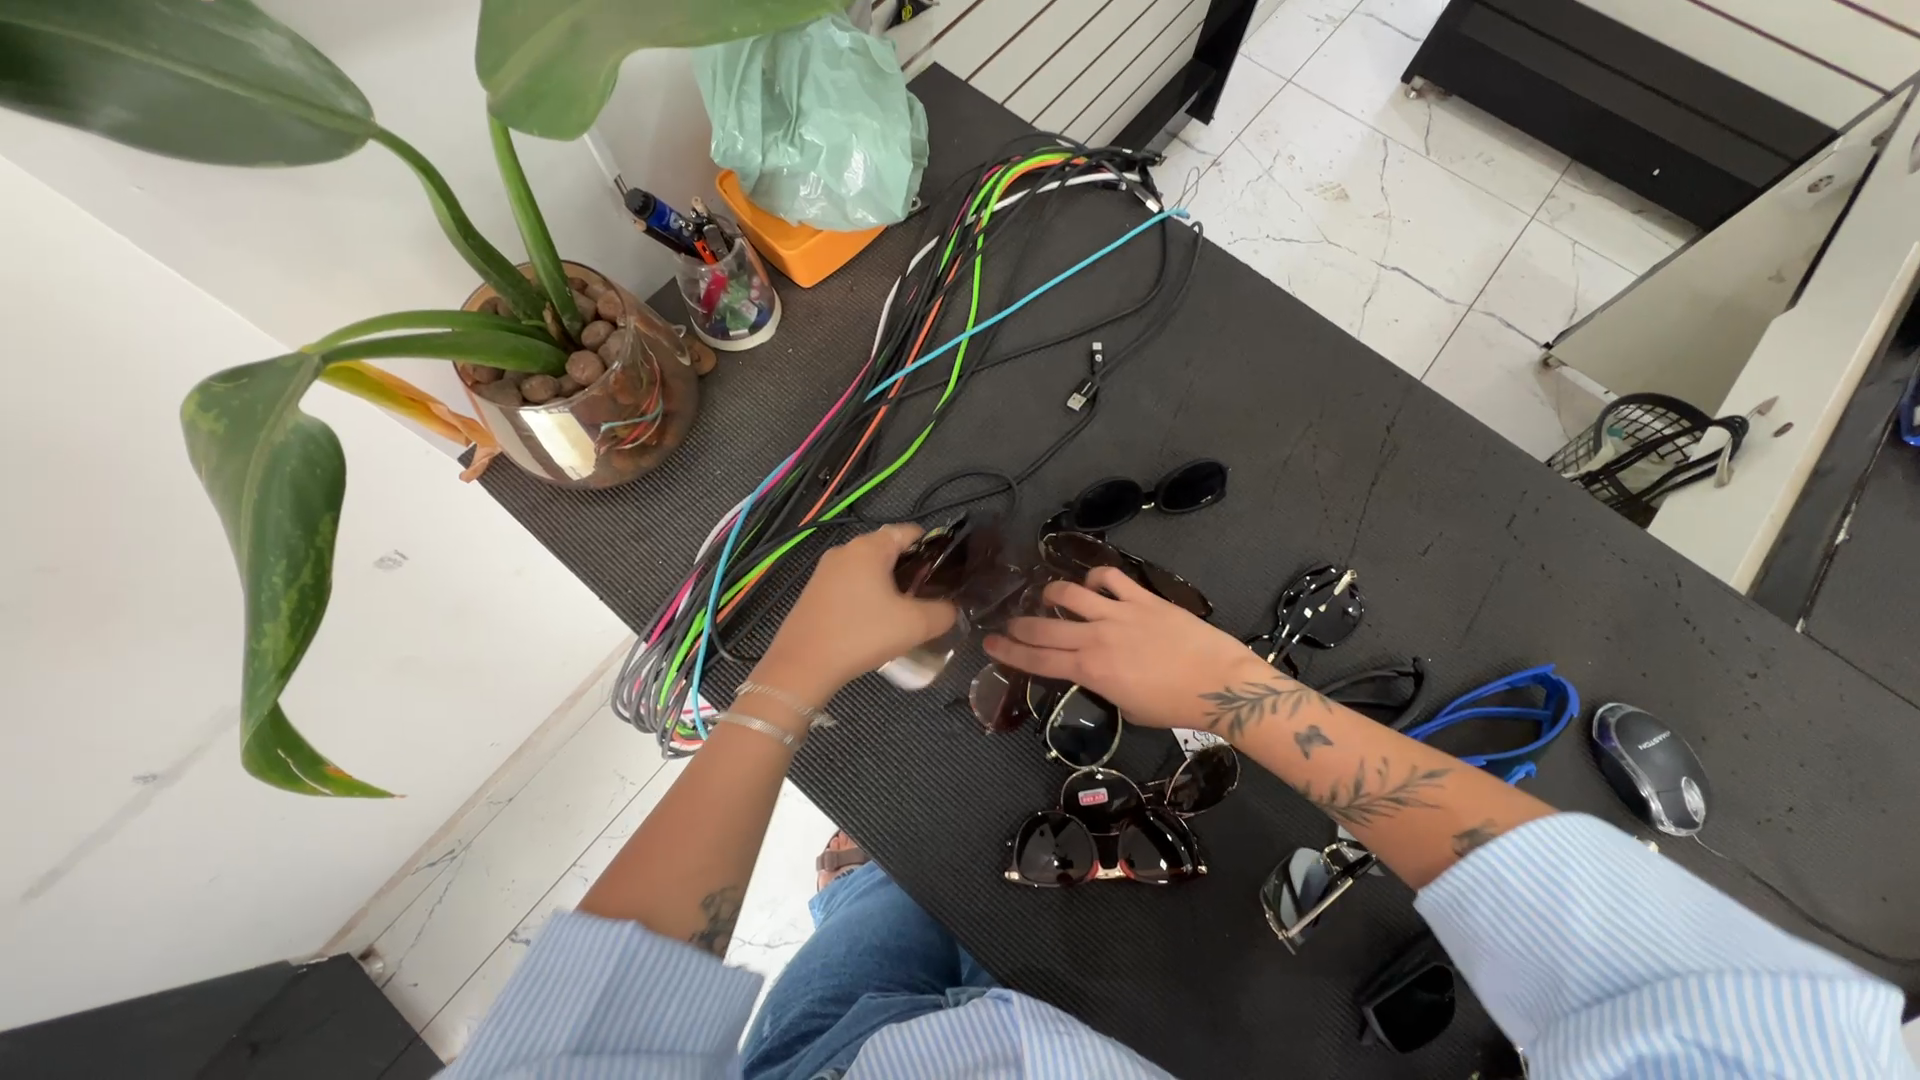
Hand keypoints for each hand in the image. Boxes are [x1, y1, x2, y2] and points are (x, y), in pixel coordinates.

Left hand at [756, 525, 957, 701]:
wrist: (803, 666)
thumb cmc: (862, 635)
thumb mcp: (916, 625)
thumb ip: (944, 612)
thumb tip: (951, 609)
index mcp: (869, 547)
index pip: (911, 532)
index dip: (934, 549)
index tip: (945, 575)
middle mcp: (845, 550)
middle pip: (889, 550)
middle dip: (911, 570)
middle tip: (928, 598)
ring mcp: (825, 570)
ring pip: (869, 569)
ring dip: (889, 585)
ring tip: (904, 614)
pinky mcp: (813, 592)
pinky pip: (850, 584)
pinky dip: (867, 596)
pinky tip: (874, 623)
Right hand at [983, 566, 1273, 728]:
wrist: (1217, 684)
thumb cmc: (1174, 707)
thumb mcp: (1127, 708)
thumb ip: (1103, 685)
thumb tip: (1097, 672)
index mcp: (1089, 671)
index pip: (1038, 659)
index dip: (1009, 652)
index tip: (989, 644)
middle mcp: (1095, 638)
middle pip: (1043, 626)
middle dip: (1018, 624)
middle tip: (1005, 622)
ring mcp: (1118, 613)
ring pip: (1069, 592)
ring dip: (1052, 593)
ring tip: (1047, 596)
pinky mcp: (1142, 598)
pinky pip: (1109, 577)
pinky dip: (1096, 578)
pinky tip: (1094, 584)